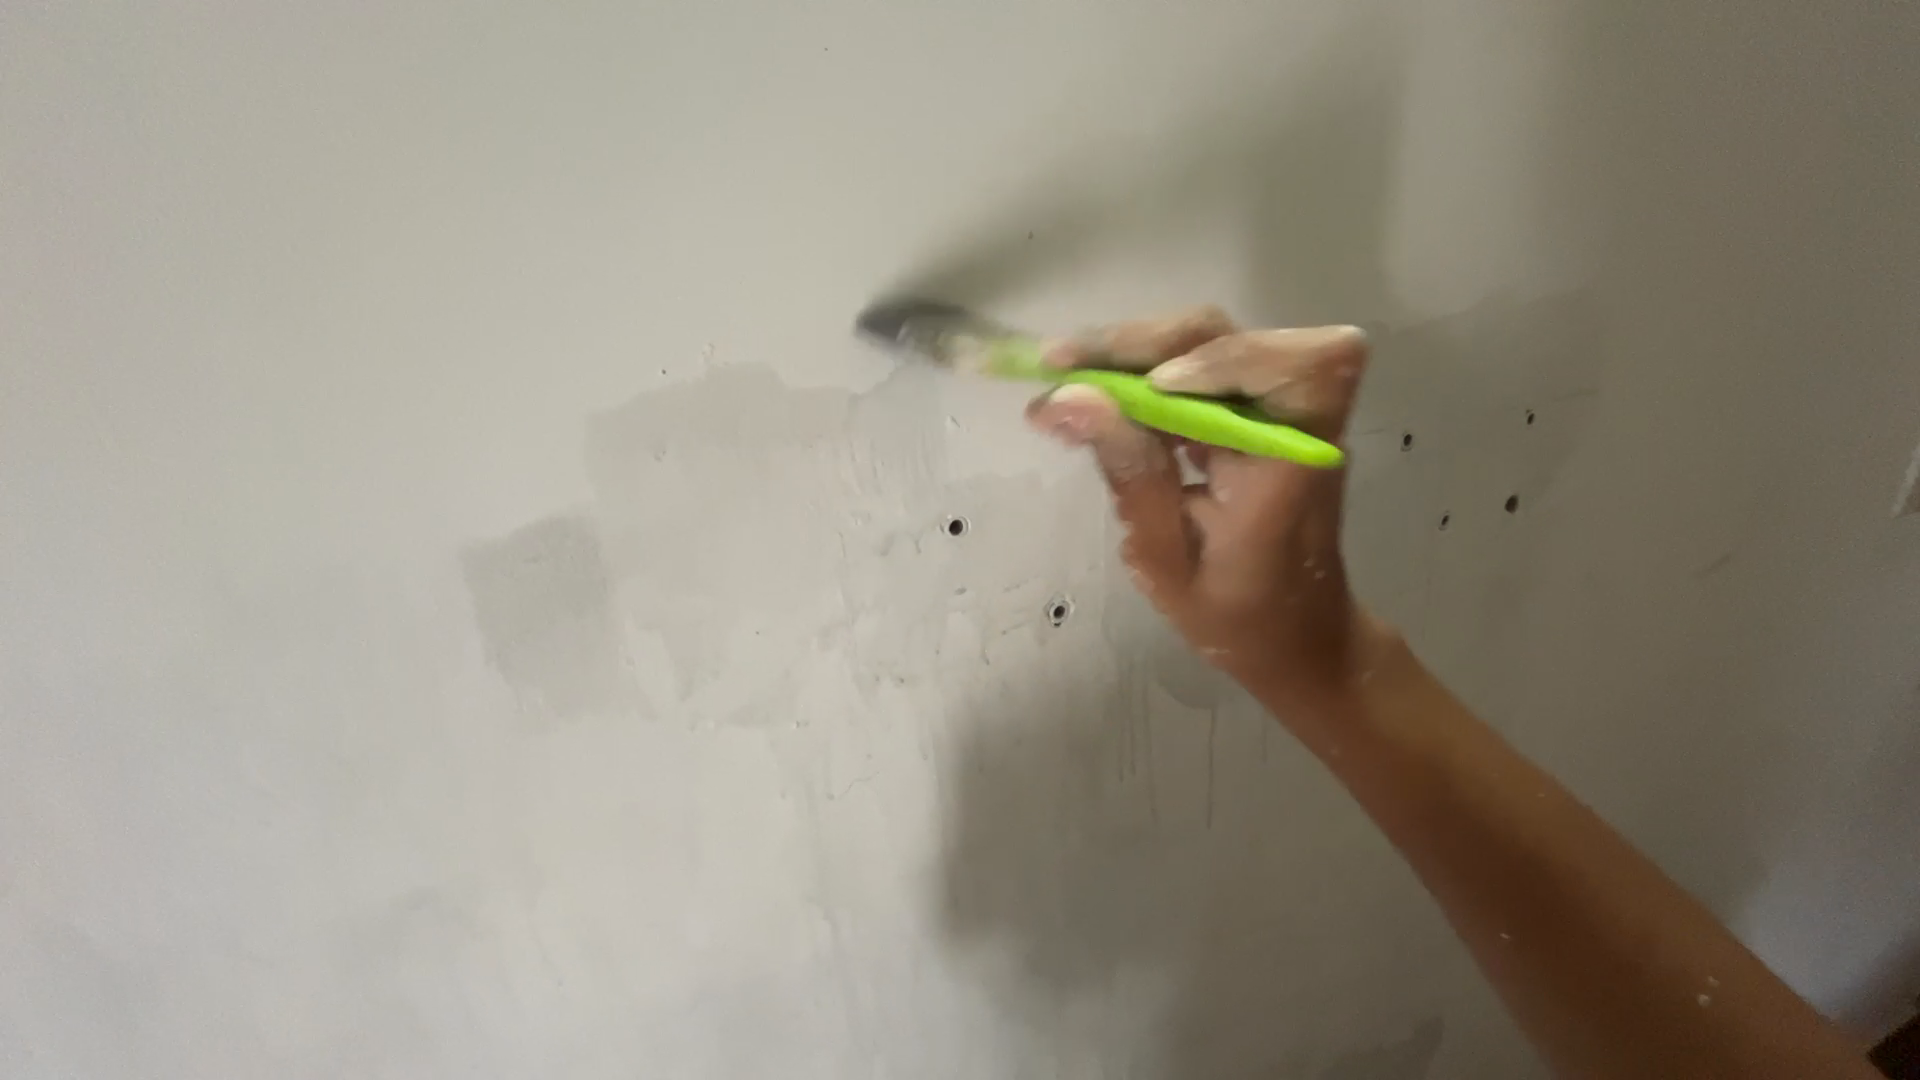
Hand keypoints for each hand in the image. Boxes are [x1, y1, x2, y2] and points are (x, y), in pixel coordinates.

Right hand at [1027, 305, 1390, 711]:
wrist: (1291, 635)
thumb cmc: (1236, 616)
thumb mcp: (1169, 563)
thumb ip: (1131, 478)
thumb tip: (1068, 398)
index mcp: (1294, 461)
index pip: (1299, 365)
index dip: (1225, 359)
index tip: (1154, 389)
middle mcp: (1294, 418)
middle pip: (1228, 334)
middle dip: (1137, 344)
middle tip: (1056, 365)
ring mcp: (1271, 408)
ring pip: (1205, 339)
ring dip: (1129, 353)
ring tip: (1062, 377)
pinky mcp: (1247, 410)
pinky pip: (1193, 365)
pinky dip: (1138, 372)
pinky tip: (1094, 394)